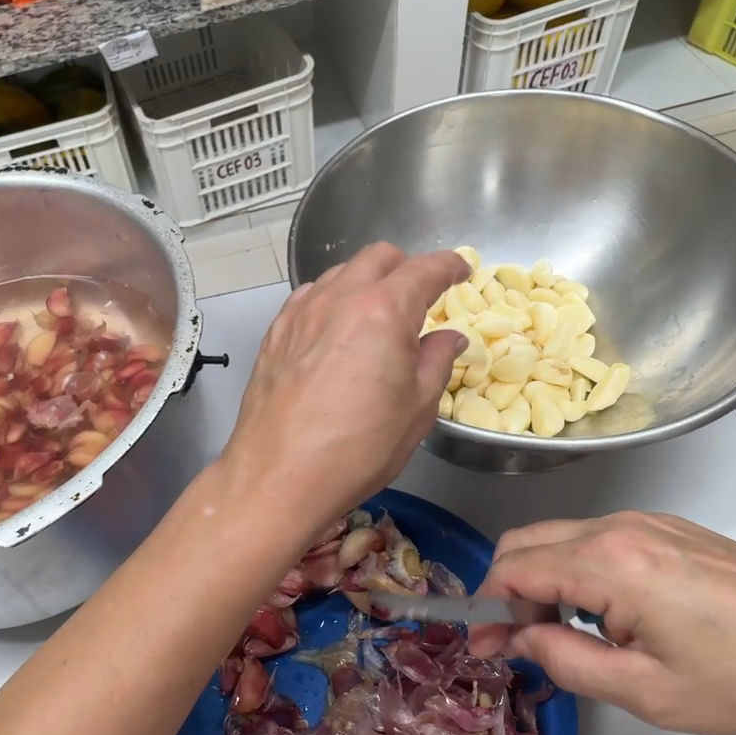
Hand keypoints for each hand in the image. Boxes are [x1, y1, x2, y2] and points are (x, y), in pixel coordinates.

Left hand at [219, 243, 469, 529]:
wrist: (278, 476)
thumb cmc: (356, 449)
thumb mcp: (415, 409)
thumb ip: (435, 362)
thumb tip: (448, 338)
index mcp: (383, 311)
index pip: (424, 270)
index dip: (449, 266)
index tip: (460, 270)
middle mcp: (339, 299)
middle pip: (378, 258)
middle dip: (405, 267)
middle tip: (420, 296)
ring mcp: (301, 313)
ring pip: (340, 274)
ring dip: (365, 283)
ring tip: (376, 316)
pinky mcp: (275, 332)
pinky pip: (309, 298)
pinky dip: (331, 301)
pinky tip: (336, 331)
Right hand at [468, 511, 735, 734]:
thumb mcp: (646, 692)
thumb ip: (564, 660)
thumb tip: (519, 639)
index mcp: (610, 561)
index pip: (513, 567)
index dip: (486, 606)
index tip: (483, 645)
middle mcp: (622, 526)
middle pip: (528, 541)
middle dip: (509, 589)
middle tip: (519, 642)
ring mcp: (652, 523)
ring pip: (563, 539)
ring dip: (546, 581)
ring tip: (568, 638)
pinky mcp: (676, 531)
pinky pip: (601, 540)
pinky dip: (580, 572)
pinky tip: (610, 617)